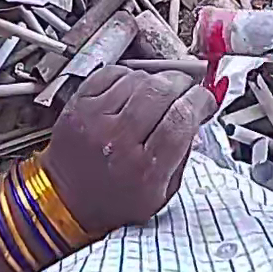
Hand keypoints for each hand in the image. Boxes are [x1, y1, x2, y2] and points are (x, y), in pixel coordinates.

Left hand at [38, 65, 216, 235]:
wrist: (67, 197)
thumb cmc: (115, 198)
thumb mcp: (160, 193)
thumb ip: (181, 155)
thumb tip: (197, 114)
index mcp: (144, 169)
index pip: (180, 120)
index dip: (199, 101)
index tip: (205, 97)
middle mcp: (118, 141)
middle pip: (159, 92)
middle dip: (181, 84)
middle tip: (186, 88)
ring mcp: (94, 119)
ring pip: (135, 79)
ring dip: (155, 78)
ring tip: (159, 90)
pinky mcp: (77, 104)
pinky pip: (109, 73)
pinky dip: (127, 74)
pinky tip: (132, 85)